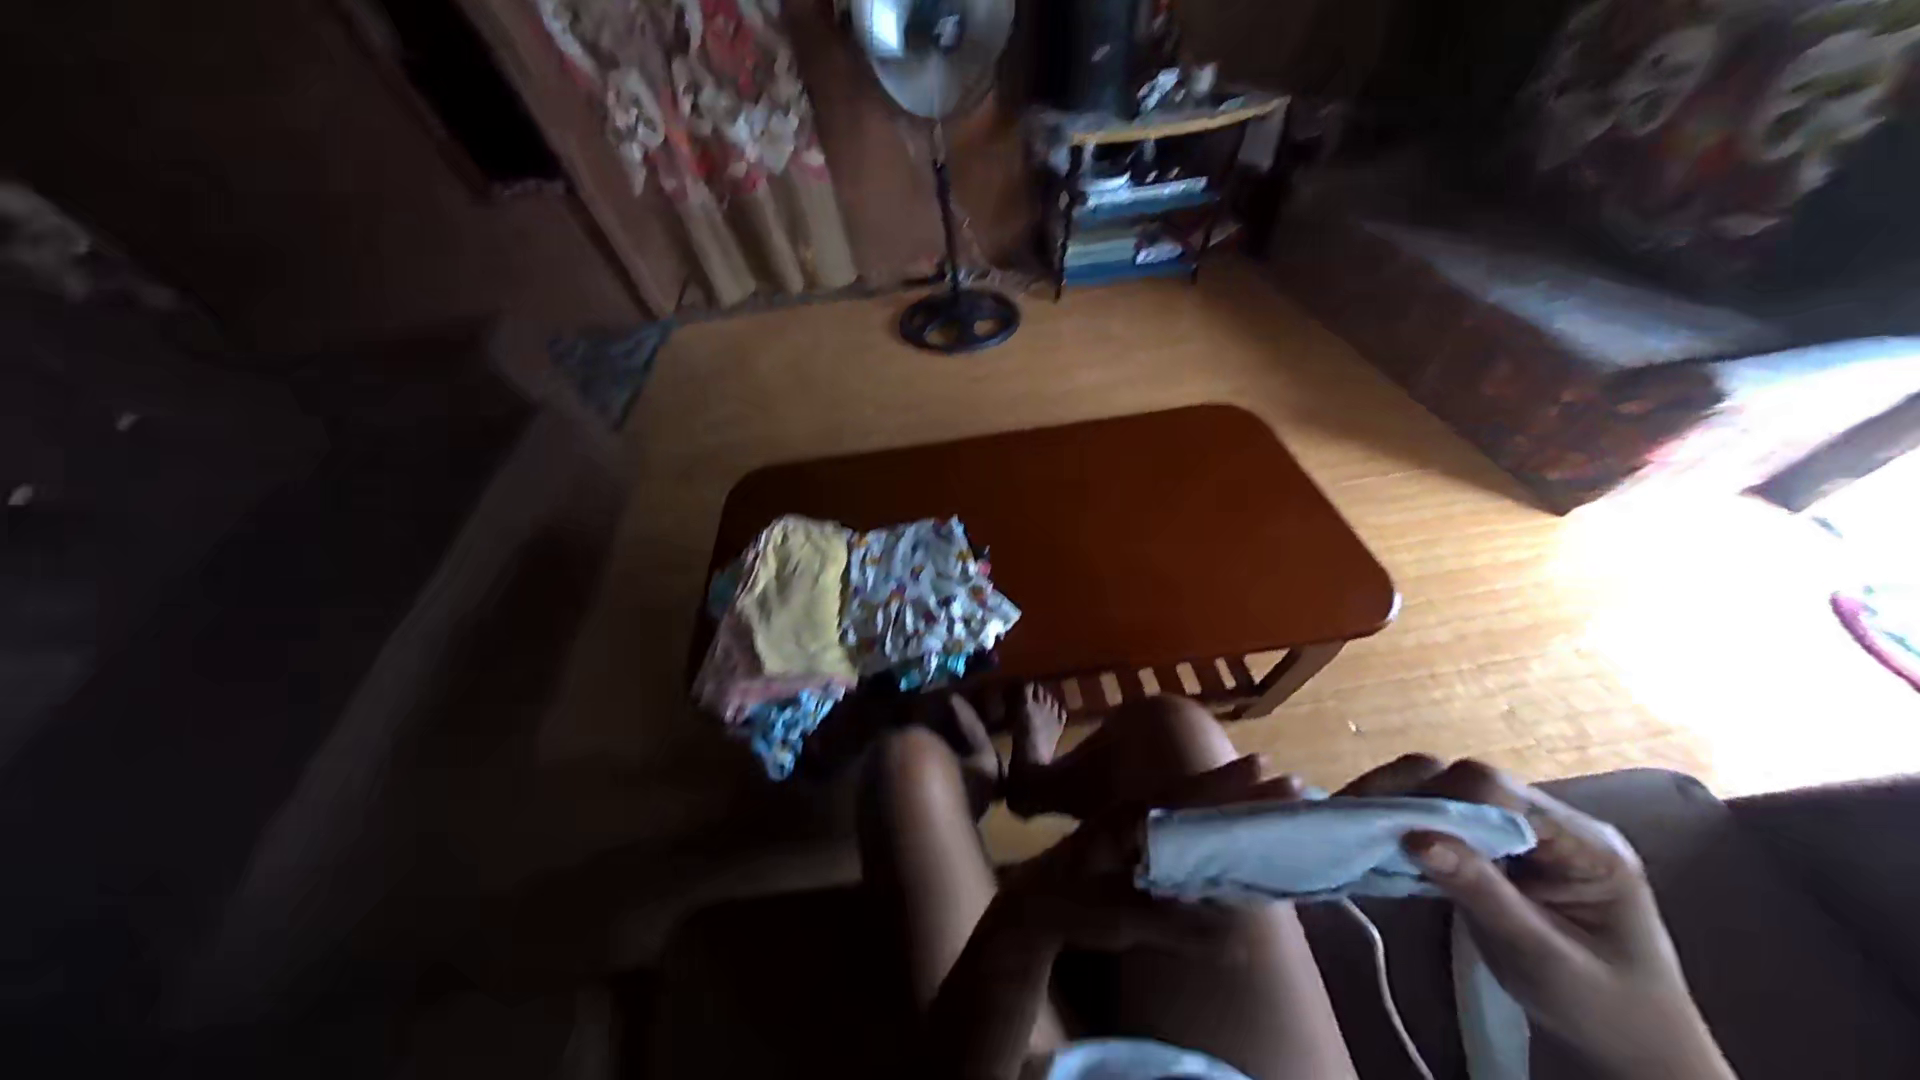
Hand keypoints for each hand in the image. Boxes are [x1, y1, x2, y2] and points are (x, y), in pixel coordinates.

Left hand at [999, 755, 1301, 954]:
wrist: (1032, 902)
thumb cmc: (1070, 907)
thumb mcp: (1116, 921)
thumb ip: (1171, 927)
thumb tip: (1240, 940)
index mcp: (1127, 821)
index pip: (1185, 799)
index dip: (1224, 785)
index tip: (1264, 768)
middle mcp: (1134, 812)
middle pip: (1193, 793)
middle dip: (1240, 787)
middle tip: (1292, 782)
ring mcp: (1134, 820)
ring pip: (1186, 801)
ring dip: (1225, 795)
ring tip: (1271, 790)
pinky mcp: (1135, 835)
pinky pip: (1178, 816)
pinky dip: (1206, 813)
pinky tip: (1231, 823)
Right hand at [1342, 756, 1735, 1079]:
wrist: (1624, 1045)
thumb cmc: (1599, 1008)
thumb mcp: (1541, 957)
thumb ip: (1481, 892)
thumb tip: (1414, 836)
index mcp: (1583, 842)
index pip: (1497, 791)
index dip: (1440, 801)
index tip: (1393, 831)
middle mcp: (1549, 821)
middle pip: (1463, 777)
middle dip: (1403, 789)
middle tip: (1351, 813)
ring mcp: (1520, 831)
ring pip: (1442, 787)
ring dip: (1394, 799)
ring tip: (1352, 821)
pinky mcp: (1492, 845)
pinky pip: (1438, 813)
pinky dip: (1400, 818)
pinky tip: (1374, 835)